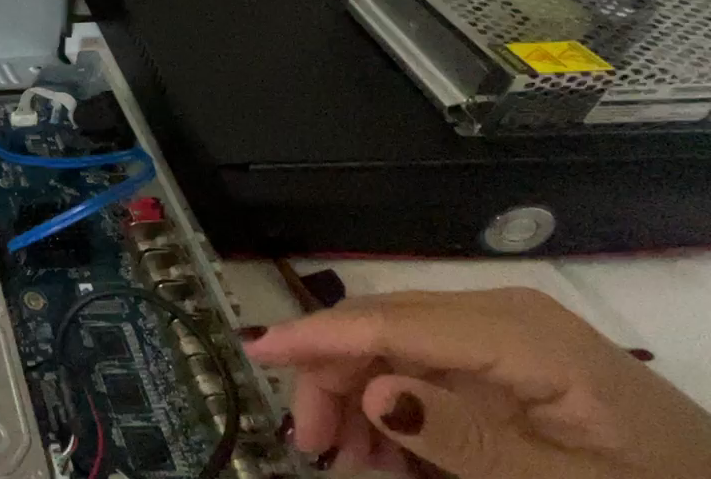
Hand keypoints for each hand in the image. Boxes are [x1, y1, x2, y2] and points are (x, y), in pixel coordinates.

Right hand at [244, 287, 710, 477]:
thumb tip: (369, 390)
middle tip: (314, 447)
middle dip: (332, 380)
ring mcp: (498, 334)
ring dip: (357, 398)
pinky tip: (387, 451)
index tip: (255, 353)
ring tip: (352, 460)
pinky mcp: (499, 358)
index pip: (389, 322)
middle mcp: (497, 315)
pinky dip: (391, 406)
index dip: (317, 337)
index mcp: (520, 333)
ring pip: (389, 347)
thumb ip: (469, 440)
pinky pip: (420, 368)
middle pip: (379, 329)